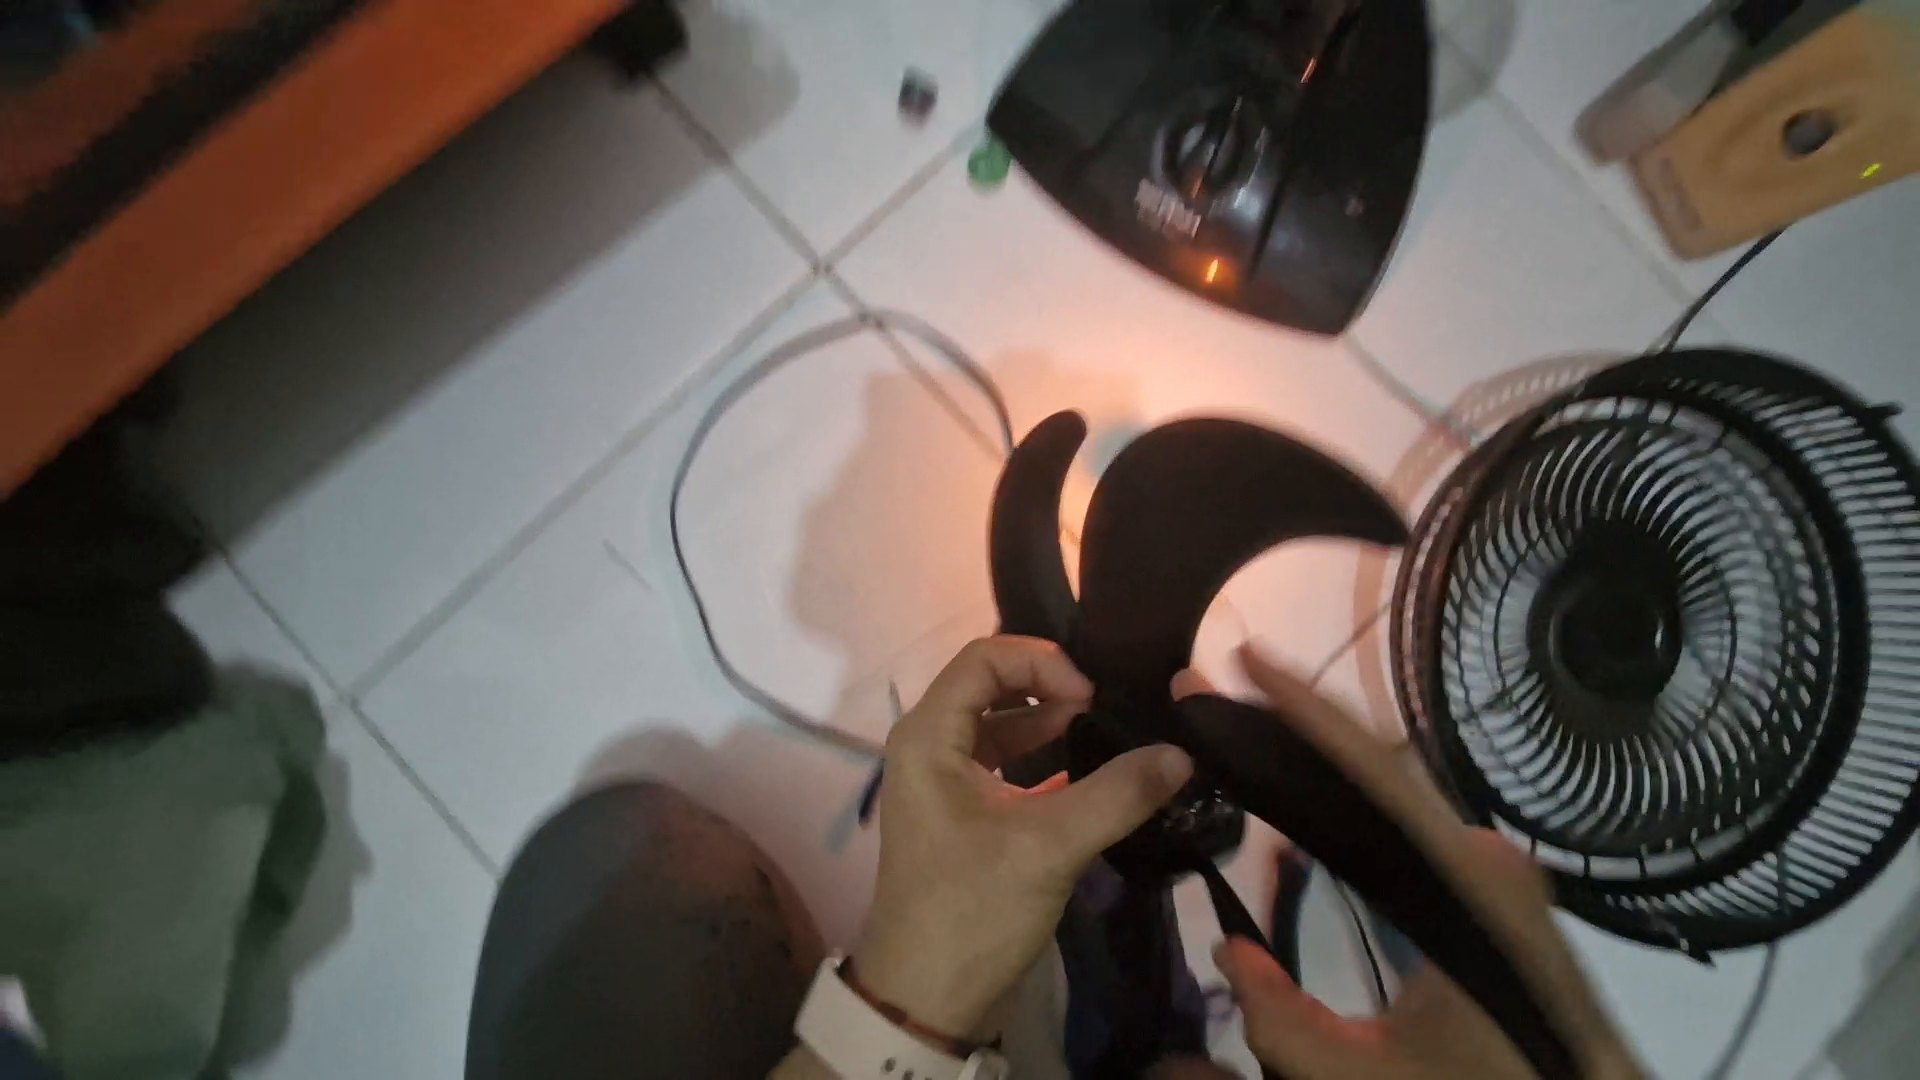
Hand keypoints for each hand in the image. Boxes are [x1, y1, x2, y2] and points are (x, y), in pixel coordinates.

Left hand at [853, 635, 1194, 1037]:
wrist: (926, 998)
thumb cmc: (973, 908)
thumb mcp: (1048, 847)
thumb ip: (1116, 795)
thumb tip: (1181, 753)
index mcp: (929, 734)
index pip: (984, 659)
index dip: (1042, 663)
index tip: (1091, 695)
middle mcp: (929, 742)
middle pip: (991, 684)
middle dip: (1049, 686)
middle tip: (1105, 706)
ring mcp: (944, 776)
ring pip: (1001, 723)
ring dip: (1049, 722)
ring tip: (1107, 730)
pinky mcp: (963, 806)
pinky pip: (1005, 761)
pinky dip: (1043, 757)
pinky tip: (1089, 769)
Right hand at [1203, 647, 1645, 1079]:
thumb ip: (1286, 1025)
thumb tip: (1228, 949)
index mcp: (1467, 880)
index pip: (1373, 768)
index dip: (1307, 705)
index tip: (1247, 657)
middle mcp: (1480, 852)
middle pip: (1374, 760)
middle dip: (1293, 714)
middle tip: (1220, 689)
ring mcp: (1483, 863)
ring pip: (1386, 783)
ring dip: (1314, 747)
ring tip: (1243, 726)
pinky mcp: (1477, 880)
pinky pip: (1397, 815)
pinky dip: (1339, 787)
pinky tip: (1296, 791)